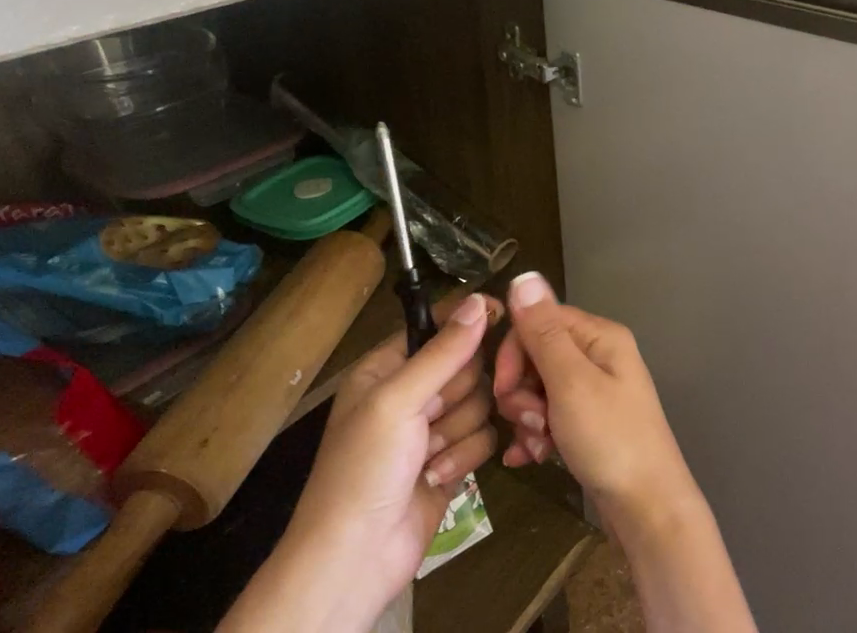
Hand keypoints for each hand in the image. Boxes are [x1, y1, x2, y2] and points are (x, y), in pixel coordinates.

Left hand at [276, 292, 500, 620]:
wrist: (356, 556)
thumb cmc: (363, 470)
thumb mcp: (397, 402)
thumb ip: (442, 352)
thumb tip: (480, 301)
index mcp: (385, 369)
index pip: (436, 326)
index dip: (466, 321)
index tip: (500, 314)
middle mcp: (411, 393)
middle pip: (468, 365)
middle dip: (458, 393)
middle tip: (432, 416)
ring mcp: (433, 428)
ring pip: (480, 401)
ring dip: (458, 431)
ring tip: (428, 457)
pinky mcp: (453, 458)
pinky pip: (485, 436)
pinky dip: (464, 456)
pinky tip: (438, 477)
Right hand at [492, 273, 696, 522]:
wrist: (646, 507)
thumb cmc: (610, 439)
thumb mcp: (571, 382)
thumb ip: (544, 332)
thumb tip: (523, 275)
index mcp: (600, 337)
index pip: (541, 320)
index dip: (515, 352)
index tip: (505, 389)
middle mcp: (600, 357)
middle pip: (537, 356)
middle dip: (522, 391)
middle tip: (531, 421)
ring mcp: (595, 392)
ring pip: (539, 391)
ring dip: (528, 418)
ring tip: (538, 445)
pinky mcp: (589, 424)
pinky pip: (549, 418)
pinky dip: (536, 436)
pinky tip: (531, 458)